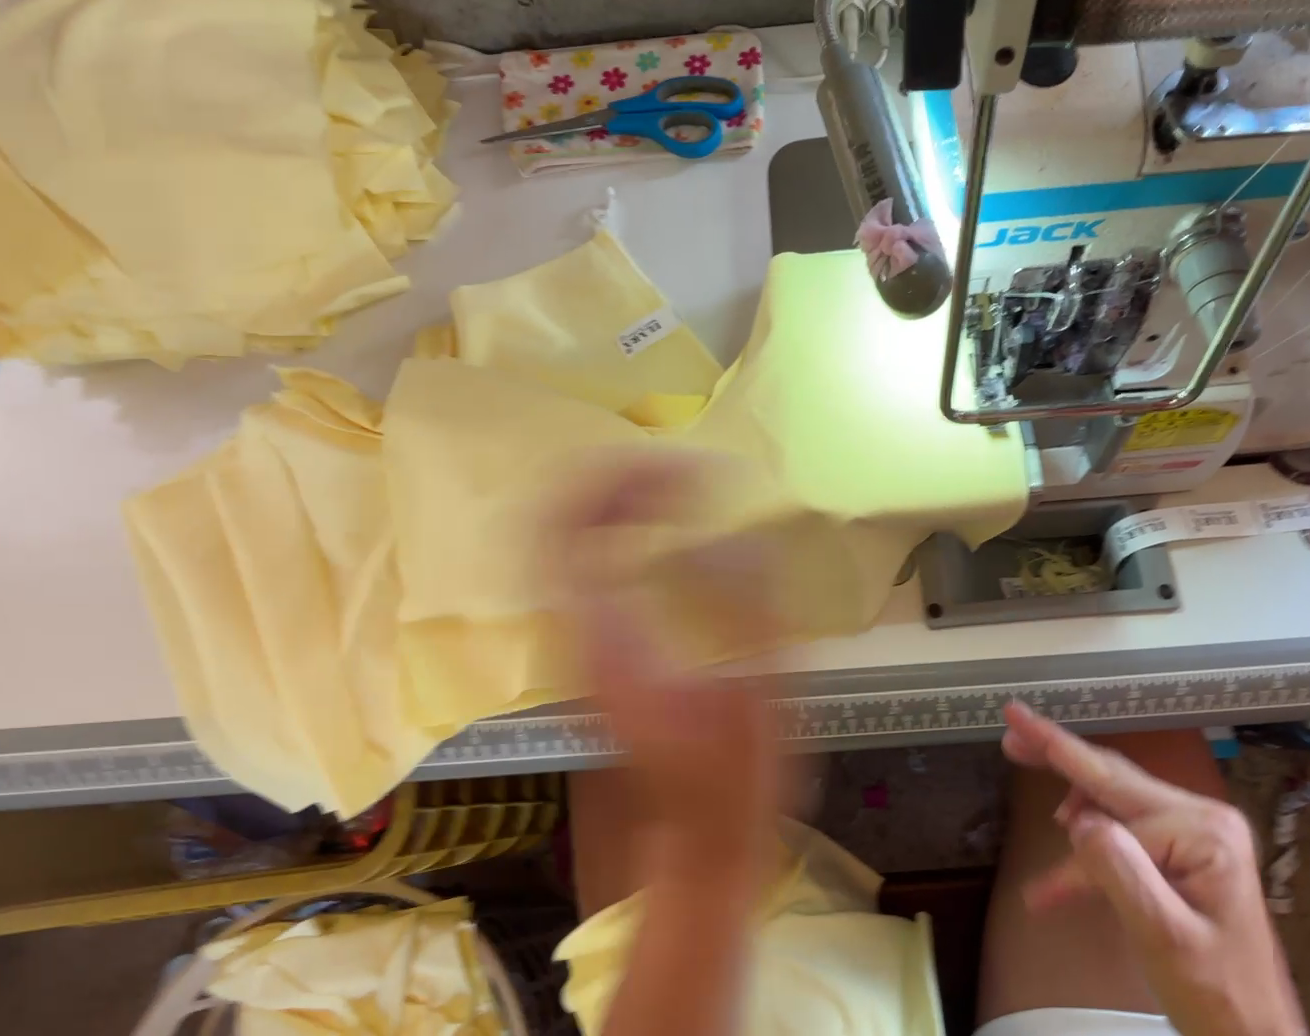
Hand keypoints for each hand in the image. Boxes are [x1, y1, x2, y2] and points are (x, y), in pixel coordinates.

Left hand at [555, 458, 779, 873]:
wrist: (688, 845)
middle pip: (556, 522)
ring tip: (677, 488)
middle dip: (615, 478)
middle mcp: (574, 634)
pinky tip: (663, 533)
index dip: (615, 478)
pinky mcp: (590, 653)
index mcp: (606, 639)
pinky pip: (583, 566)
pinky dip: (617, 531)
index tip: (679, 465)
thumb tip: (734, 536)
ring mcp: (575, 643)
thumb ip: (744, 612)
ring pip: (564, 541)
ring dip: (616, 501)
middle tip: (681, 470)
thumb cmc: (726, 783)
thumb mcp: (753, 696)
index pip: (568, 527)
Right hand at [1002, 702, 1305, 1035]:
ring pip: (1118, 796)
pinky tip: (1065, 846)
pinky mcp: (1190, 852)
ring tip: (1033, 779)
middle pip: (1115, 776)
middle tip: (1013, 727)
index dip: (1061, 790)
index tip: (1014, 730)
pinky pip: (1129, 826)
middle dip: (1060, 752)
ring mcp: (1199, 833)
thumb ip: (1121, 873)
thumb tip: (1079, 823)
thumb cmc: (1214, 995)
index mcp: (1202, 831)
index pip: (1113, 808)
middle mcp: (1203, 817)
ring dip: (1074, 793)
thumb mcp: (1163, 938)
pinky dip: (1091, 834)